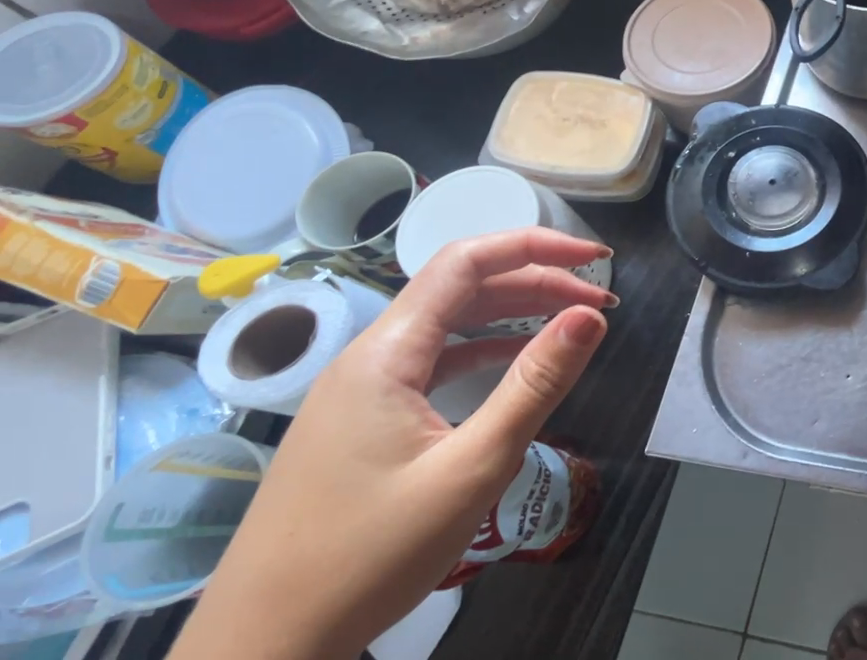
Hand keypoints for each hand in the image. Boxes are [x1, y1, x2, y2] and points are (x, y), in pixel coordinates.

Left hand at [172, 227, 614, 659]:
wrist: (264, 645)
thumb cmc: (370, 554)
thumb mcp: (472, 467)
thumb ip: (535, 385)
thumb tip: (592, 316)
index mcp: (387, 354)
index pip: (465, 262)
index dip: (535, 246)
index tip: (597, 260)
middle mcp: (369, 357)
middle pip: (461, 288)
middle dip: (537, 283)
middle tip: (602, 302)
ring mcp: (361, 390)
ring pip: (448, 325)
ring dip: (514, 314)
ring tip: (574, 324)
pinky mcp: (362, 421)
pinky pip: (434, 361)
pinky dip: (486, 349)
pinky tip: (517, 363)